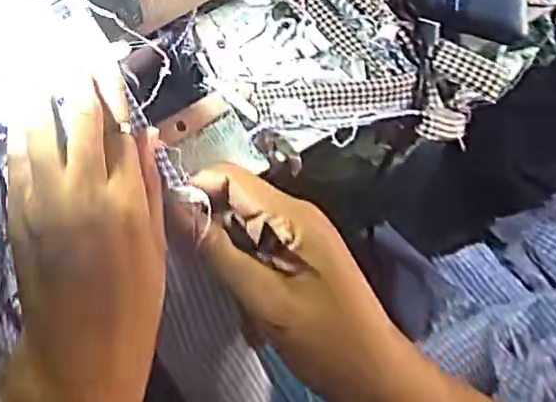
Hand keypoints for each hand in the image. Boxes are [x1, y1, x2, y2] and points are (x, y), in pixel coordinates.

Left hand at [0, 75, 166, 401]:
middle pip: (77, 114)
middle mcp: (81, 189)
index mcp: (122, 198)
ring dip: (38, 93)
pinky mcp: (17, 211)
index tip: (98, 61)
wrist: (79, 354)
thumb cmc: (131, 301)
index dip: (107, 86)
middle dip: (73, 78)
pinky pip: (15, 157)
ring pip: (36, 127)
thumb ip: (146, 180)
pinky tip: (21, 113)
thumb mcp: (154, 243)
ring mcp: (43, 199)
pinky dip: (19, 130)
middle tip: (67, 54)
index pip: (116, 123)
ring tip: (38, 68)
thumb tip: (143, 129)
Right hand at [185, 165, 486, 401]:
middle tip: (200, 266)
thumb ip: (220, 252)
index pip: (229, 175)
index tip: (172, 220)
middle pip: (233, 198)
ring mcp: (297, 232)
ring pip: (241, 224)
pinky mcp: (298, 252)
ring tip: (232, 297)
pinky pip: (256, 244)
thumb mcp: (267, 300)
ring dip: (228, 256)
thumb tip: (178, 209)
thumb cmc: (329, 341)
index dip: (196, 189)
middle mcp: (293, 212)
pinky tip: (249, 306)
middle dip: (211, 228)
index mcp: (291, 214)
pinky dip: (244, 269)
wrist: (383, 381)